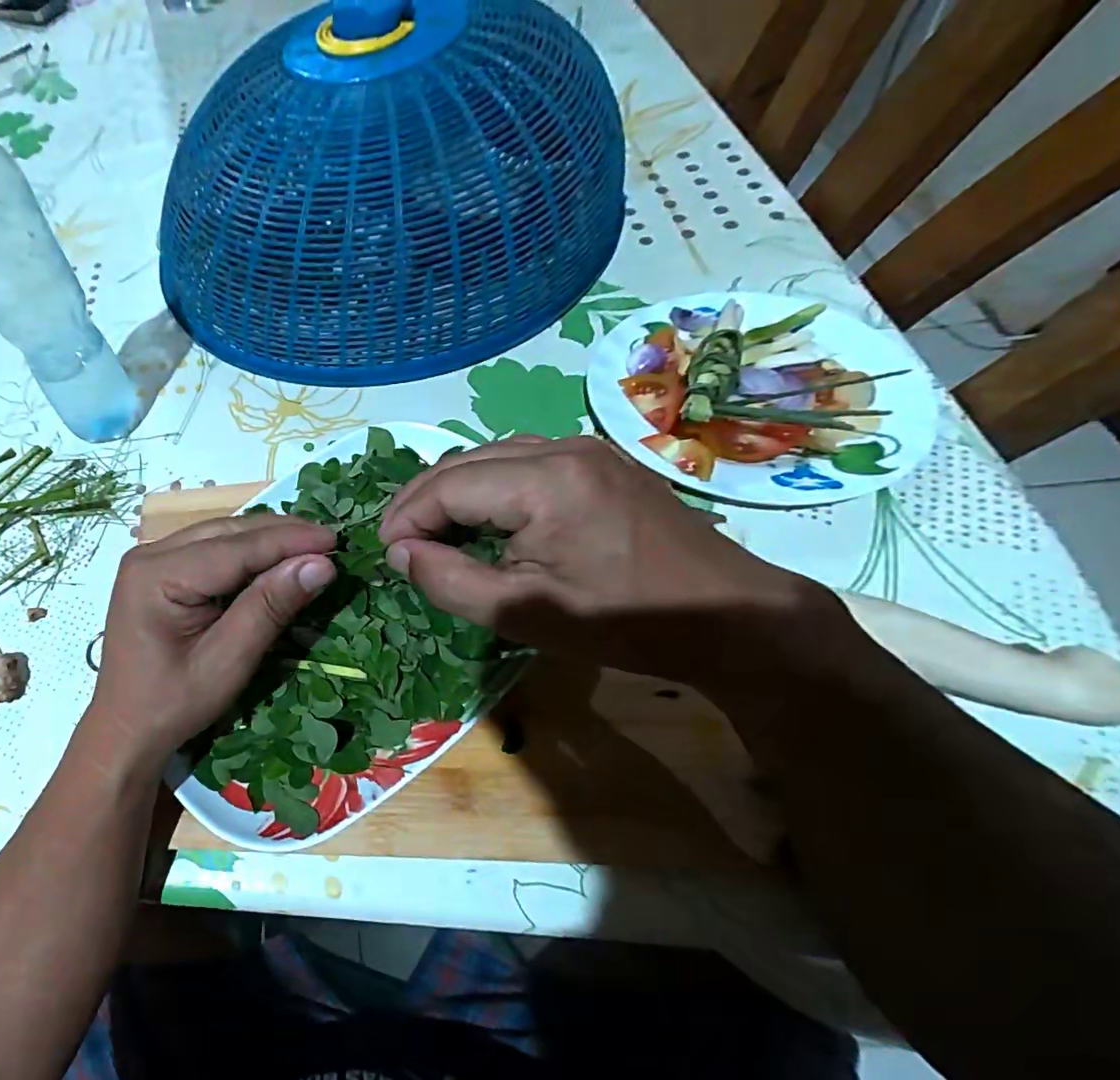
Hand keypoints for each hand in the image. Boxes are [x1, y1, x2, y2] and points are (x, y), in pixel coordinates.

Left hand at [82, 514, 336, 774]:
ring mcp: (148, 560)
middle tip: (329, 541)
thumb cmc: (173, 703)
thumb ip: (269, 607)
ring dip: (264, 539)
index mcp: (156, 575)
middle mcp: (148, 555)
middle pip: (225, 532)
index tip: (335, 540)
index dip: (288, 540)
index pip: (235, 547)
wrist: (126, 728)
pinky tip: (273, 558)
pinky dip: (244, 552)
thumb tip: (319, 564)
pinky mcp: (155, 570)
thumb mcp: (227, 661)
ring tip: (310, 546)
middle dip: (280, 534)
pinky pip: (207, 549)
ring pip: (218, 535)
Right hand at [377, 436, 834, 686]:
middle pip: (464, 461)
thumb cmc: (624, 622)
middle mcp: (562, 447)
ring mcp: (586, 448)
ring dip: (452, 489)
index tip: (386, 553)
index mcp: (545, 481)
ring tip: (431, 530)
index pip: (447, 485)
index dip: (406, 517)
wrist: (732, 618)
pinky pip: (522, 461)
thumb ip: (448, 580)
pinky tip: (482, 516)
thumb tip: (400, 553)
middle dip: (421, 500)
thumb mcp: (523, 613)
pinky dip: (488, 485)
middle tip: (399, 542)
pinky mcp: (600, 461)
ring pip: (490, 456)